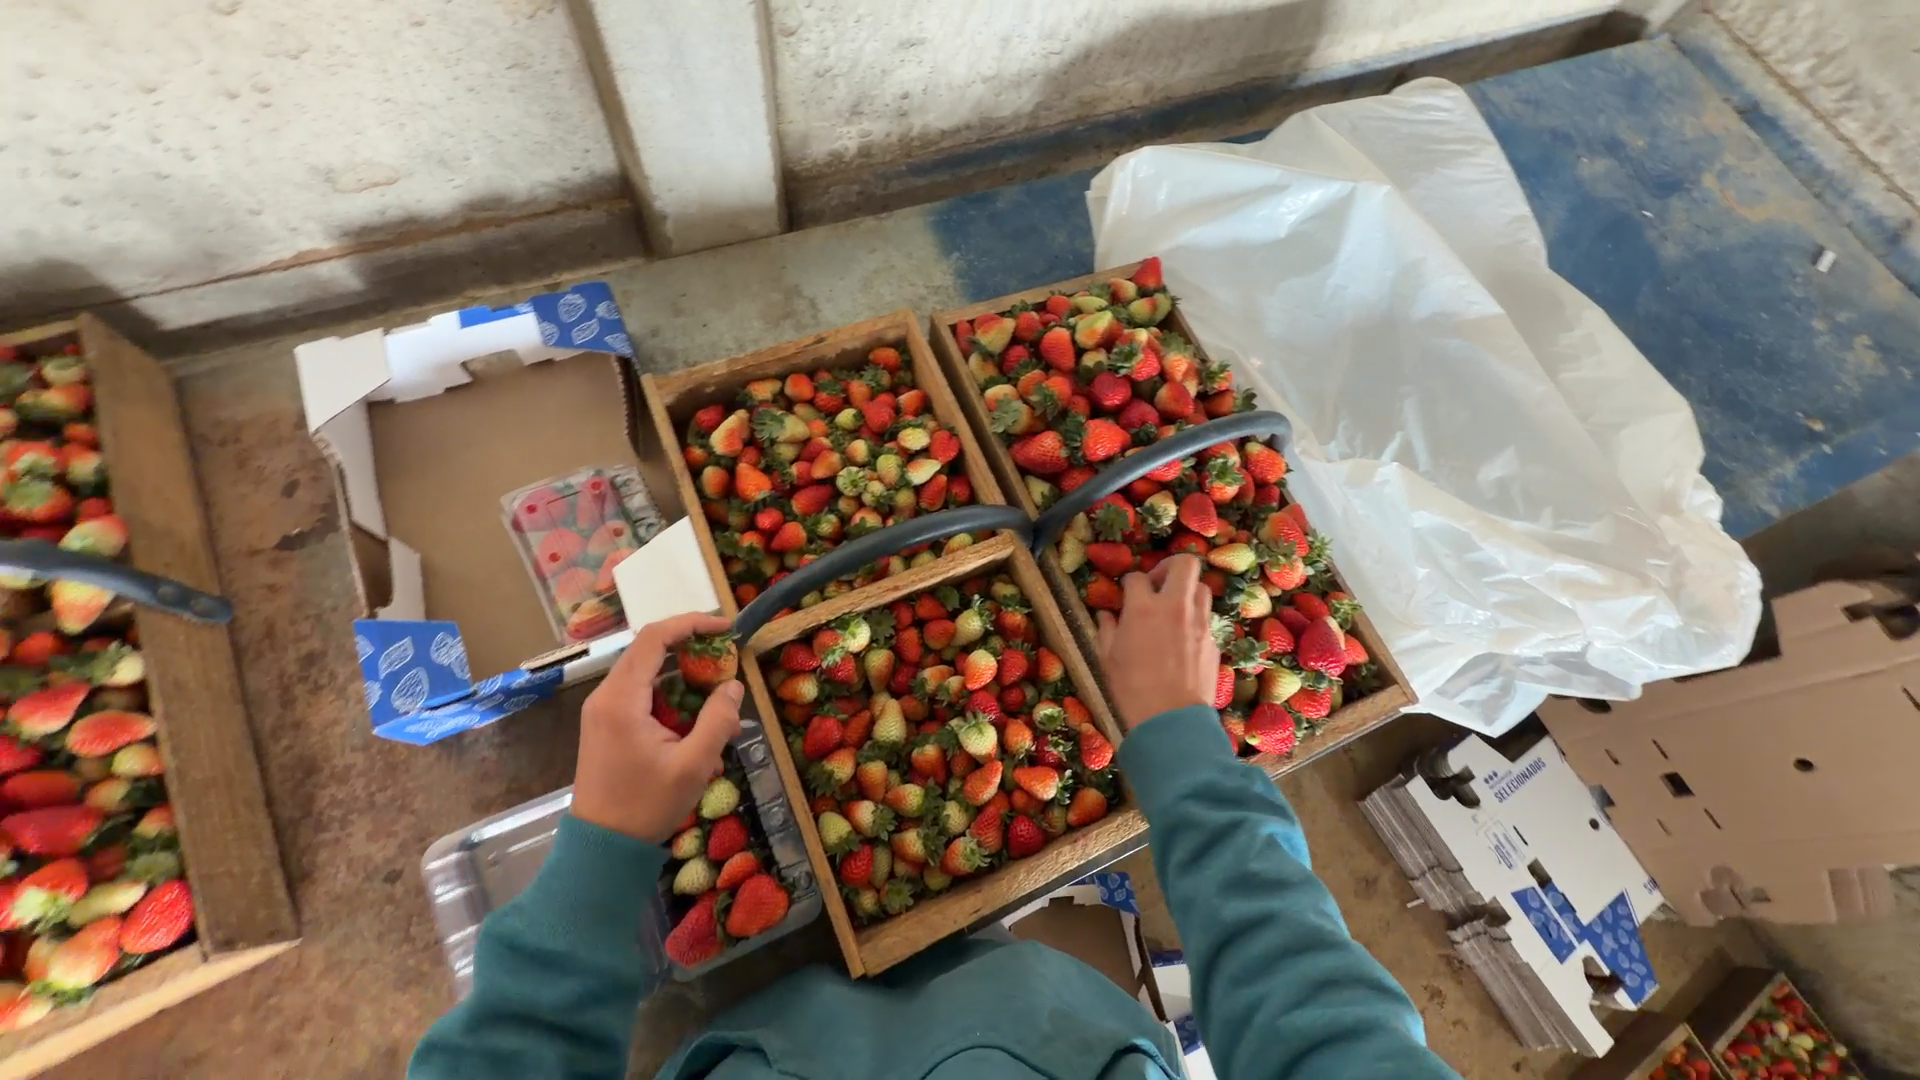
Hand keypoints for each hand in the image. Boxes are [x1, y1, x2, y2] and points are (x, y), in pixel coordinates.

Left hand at [571, 613, 743, 843]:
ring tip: (721, 706)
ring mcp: (604, 711)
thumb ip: (718, 719)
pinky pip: (644, 696)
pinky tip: (699, 728)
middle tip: (729, 664)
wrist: (601, 848)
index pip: (655, 637)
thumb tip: (733, 686)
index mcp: (621, 698)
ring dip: (687, 681)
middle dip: (695, 652)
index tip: (727, 629)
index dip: (692, 624)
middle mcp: (606, 696)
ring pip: (651, 675)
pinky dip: (674, 701)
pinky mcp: (608, 726)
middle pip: (652, 651)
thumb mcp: (694, 764)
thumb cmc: (646, 805)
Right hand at [1095, 554, 1219, 729]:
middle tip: (1157, 585)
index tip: (1126, 595)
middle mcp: (1176, 606)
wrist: (1171, 720)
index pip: (1136, 577)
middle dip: (1169, 567)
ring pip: (1202, 587)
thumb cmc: (1131, 689)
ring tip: (1173, 610)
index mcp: (1144, 607)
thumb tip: (1107, 615)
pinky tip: (1183, 637)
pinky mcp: (1214, 640)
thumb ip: (1107, 629)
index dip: (1129, 584)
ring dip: (1186, 592)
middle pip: (1184, 564)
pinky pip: (1207, 616)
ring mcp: (1200, 622)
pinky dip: (1195, 618)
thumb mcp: (1107, 658)